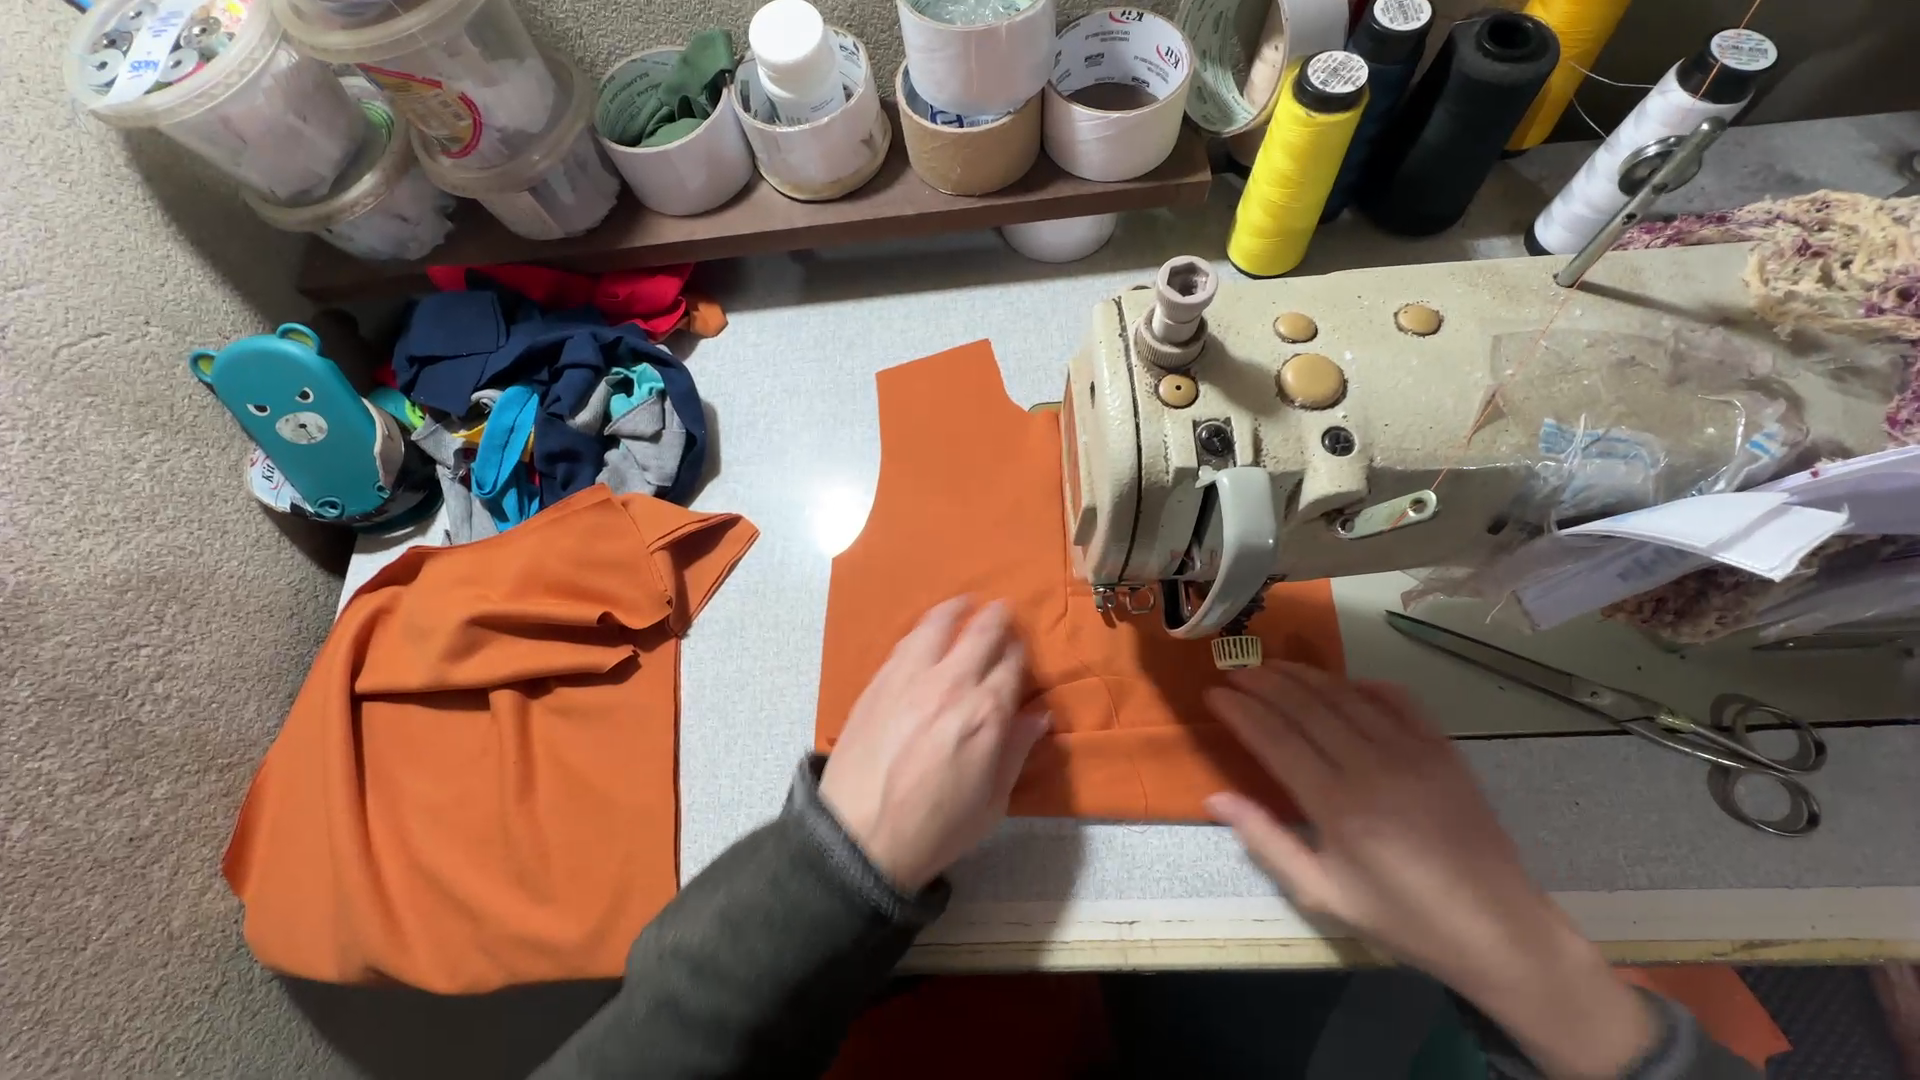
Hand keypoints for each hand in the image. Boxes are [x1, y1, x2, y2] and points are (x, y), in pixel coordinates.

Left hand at [819, 597, 1049, 892]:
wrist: (860, 837)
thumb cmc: (936, 827)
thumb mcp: (993, 801)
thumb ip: (1017, 750)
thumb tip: (1039, 715)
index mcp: (987, 714)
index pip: (1013, 664)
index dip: (1021, 653)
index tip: (1021, 651)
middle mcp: (952, 684)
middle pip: (982, 634)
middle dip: (998, 619)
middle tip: (1003, 611)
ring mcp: (911, 678)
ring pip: (939, 625)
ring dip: (958, 609)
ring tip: (965, 604)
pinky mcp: (879, 681)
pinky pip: (906, 642)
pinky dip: (924, 628)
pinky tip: (927, 630)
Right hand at [1205, 663, 1655, 1079]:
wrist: (1496, 929)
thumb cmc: (1401, 918)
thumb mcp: (1322, 893)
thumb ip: (1266, 841)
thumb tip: (1216, 798)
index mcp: (1337, 806)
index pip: (1275, 738)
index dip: (1240, 711)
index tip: (1213, 693)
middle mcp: (1372, 767)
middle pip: (1305, 707)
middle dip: (1263, 683)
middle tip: (1234, 672)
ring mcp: (1412, 753)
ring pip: (1344, 696)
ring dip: (1303, 675)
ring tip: (1271, 666)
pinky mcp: (1443, 750)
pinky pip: (1397, 700)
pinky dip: (1363, 684)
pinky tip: (1342, 682)